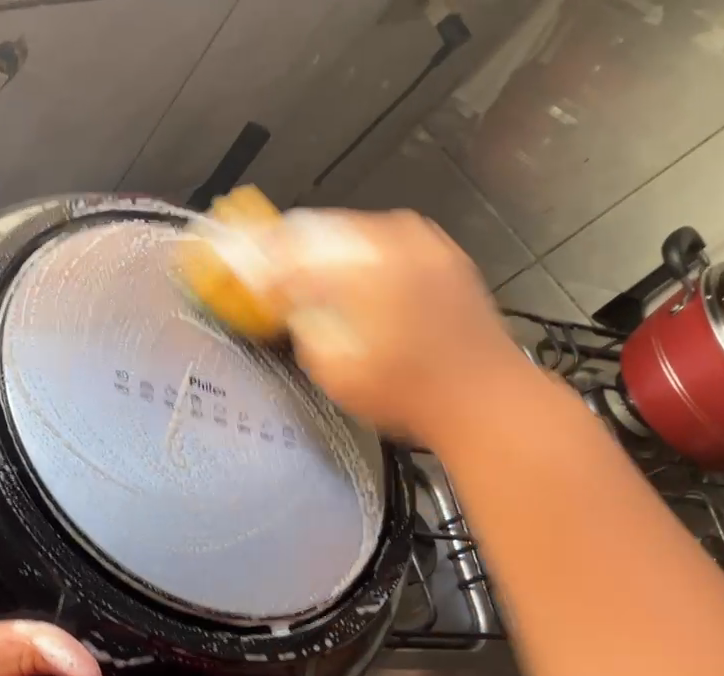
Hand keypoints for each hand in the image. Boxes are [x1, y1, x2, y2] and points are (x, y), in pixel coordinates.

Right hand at [255, 209, 547, 447]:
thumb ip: (305, 326)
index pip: (289, 255)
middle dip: (291, 247)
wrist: (483, 397)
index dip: (259, 265)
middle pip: (324, 230)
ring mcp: (425, 245)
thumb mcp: (335, 369)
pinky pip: (392, 237)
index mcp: (359, 270)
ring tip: (308, 267)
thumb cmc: (403, 391)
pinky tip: (357, 273)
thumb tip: (288, 304)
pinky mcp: (446, 256)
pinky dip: (365, 249)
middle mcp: (392, 243)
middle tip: (268, 267)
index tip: (240, 276)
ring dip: (329, 244)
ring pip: (359, 229)